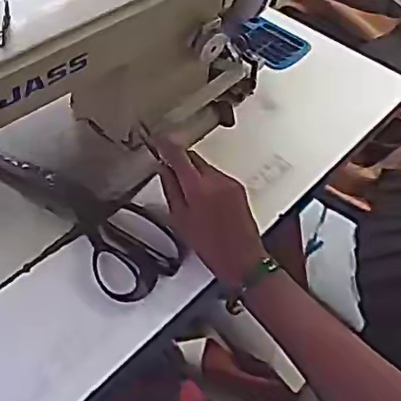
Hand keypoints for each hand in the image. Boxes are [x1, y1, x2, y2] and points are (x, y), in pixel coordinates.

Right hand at [151, 135, 267, 287]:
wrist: (243, 260)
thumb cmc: (212, 247)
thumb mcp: (180, 219)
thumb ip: (170, 188)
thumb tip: (164, 170)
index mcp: (198, 187)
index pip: (178, 154)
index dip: (165, 145)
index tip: (157, 140)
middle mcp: (216, 180)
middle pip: (193, 157)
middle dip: (180, 161)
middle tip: (169, 170)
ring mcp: (229, 182)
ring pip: (205, 166)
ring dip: (194, 172)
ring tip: (189, 194)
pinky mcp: (238, 187)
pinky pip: (217, 175)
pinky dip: (207, 181)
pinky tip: (205, 199)